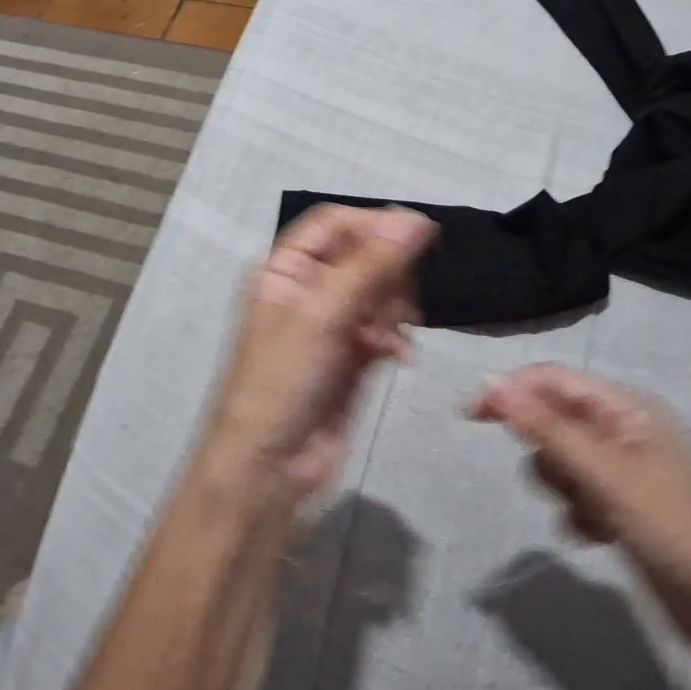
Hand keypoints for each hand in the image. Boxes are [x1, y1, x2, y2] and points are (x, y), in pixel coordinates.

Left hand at [199, 205, 436, 503]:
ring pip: (380, 294)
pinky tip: (397, 357)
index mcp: (284, 270)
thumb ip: (370, 266)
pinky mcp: (352, 359)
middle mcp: (306, 291)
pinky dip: (395, 339)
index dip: (374, 225)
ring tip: (390, 340)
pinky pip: (385, 330)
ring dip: (394, 311)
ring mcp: (330, 326)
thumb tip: (414, 218)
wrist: (270, 471)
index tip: (420, 237)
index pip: (334, 224)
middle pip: (364, 256)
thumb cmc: (281, 384)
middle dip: (388, 276)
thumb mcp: (321, 317)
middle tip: (399, 306)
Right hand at [470, 366, 690, 641]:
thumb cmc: (671, 528)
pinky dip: (578, 513)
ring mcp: (622, 470)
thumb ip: (545, 428)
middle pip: (552, 421)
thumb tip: (491, 382)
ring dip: (564, 488)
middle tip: (568, 481)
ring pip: (558, 461)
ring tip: (594, 513)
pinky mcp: (620, 505)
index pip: (553, 380)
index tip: (470, 414)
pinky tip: (602, 535)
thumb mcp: (604, 473)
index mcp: (627, 408)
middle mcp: (623, 430)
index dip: (510, 390)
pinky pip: (574, 494)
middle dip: (548, 453)